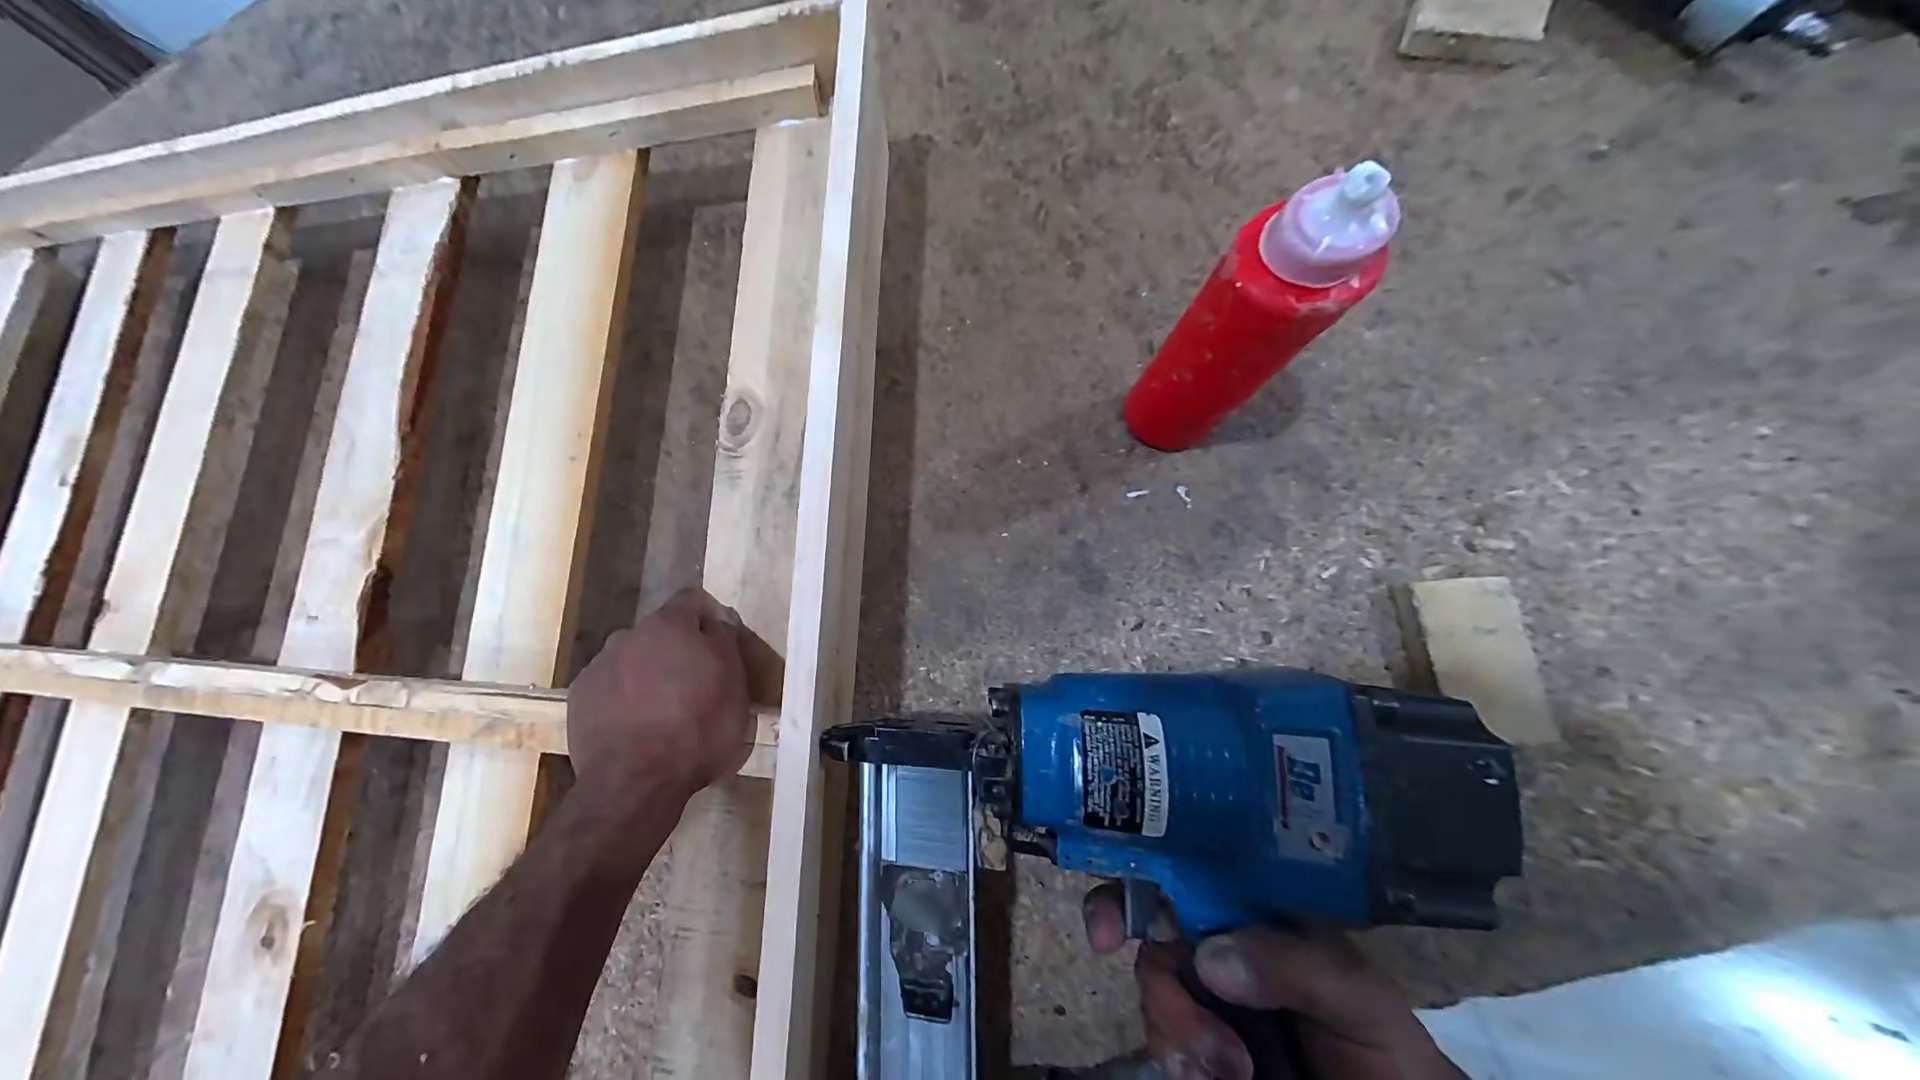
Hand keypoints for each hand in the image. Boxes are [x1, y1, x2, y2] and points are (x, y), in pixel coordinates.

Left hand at [566, 587, 752, 805]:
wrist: (635, 782)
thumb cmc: (698, 726)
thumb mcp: (734, 681)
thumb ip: (724, 639)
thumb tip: (716, 620)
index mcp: (669, 624)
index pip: (693, 598)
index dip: (711, 616)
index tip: (722, 643)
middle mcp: (628, 635)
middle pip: (661, 631)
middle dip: (678, 649)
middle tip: (696, 684)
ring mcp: (598, 667)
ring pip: (633, 659)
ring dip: (649, 673)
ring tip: (663, 710)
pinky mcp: (579, 699)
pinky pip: (611, 686)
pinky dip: (625, 697)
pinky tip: (637, 726)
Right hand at [1083, 885, 1462, 1079]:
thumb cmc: (1388, 1052)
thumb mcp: (1358, 998)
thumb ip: (1291, 965)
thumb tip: (1207, 955)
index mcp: (1246, 914)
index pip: (1176, 877)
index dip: (1128, 893)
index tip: (1104, 934)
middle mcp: (1215, 946)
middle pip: (1149, 945)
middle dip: (1165, 996)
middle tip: (1214, 1055)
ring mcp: (1204, 1002)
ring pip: (1151, 1000)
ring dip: (1181, 1040)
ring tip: (1240, 1077)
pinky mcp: (1197, 1052)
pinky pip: (1164, 1049)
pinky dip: (1183, 1066)